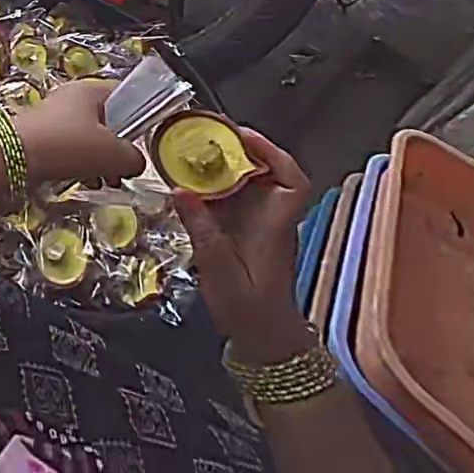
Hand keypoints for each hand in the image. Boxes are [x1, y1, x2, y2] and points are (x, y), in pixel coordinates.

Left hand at [13, 80, 143, 186]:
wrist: (13, 156)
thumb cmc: (68, 145)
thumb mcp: (113, 153)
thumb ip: (133, 157)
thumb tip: (135, 162)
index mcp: (91, 89)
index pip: (125, 94)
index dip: (141, 116)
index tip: (145, 142)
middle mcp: (72, 97)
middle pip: (107, 120)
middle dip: (118, 147)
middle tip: (124, 170)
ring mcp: (55, 116)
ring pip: (89, 137)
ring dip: (100, 160)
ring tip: (104, 181)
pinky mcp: (42, 135)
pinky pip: (70, 148)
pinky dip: (80, 164)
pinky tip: (84, 181)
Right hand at [174, 129, 315, 364]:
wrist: (264, 340)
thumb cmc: (250, 310)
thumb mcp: (221, 271)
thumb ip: (202, 230)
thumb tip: (180, 190)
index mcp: (274, 224)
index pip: (293, 182)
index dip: (274, 154)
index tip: (243, 137)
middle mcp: (270, 216)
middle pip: (267, 170)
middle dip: (241, 147)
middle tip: (208, 132)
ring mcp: (257, 220)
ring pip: (249, 179)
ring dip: (226, 159)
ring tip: (195, 145)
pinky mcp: (243, 226)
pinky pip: (233, 193)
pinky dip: (215, 178)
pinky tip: (190, 175)